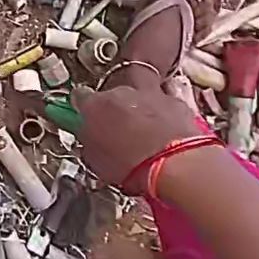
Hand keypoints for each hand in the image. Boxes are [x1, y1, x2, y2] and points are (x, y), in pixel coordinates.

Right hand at [72, 85, 205, 191]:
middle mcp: (121, 92)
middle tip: (118, 136)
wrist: (178, 164)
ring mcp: (150, 94)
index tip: (85, 119)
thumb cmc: (132, 166)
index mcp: (94, 104)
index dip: (82, 109)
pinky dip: (165, 118)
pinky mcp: (177, 103)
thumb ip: (88, 139)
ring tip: (145, 139)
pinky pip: (165, 107)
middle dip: (114, 111)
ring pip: (140, 100)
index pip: (79, 97)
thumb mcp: (95, 160)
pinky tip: (167, 138)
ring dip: (140, 113)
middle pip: (113, 96)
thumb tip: (87, 133)